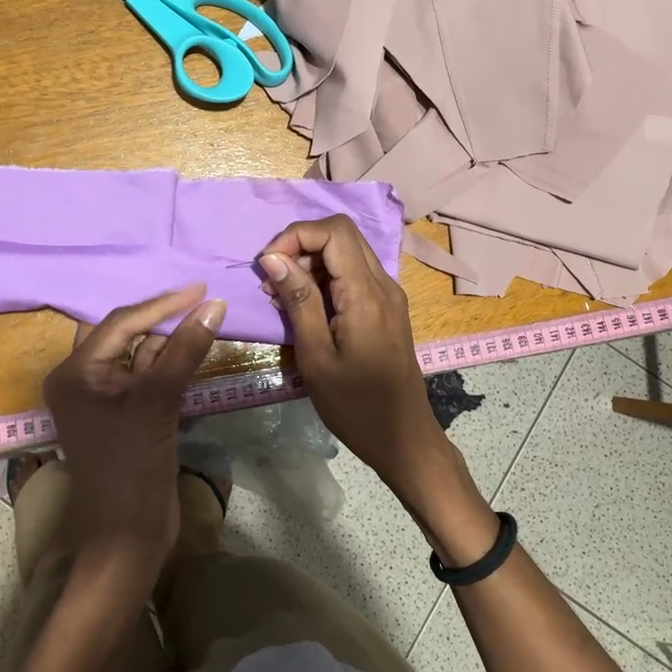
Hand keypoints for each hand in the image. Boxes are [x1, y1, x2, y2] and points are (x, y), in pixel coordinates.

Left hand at [44, 285, 225, 566]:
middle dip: (161, 318)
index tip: (201, 287)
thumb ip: (184, 349)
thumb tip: (213, 305)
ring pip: (137, 356)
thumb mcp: (157, 402)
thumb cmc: (132, 466)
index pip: (120, 322)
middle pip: (125, 334)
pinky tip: (194, 352)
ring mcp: (102, 400)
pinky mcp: (123, 418)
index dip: (163, 304)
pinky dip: (169, 366)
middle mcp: (81, 379)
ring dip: (168, 341)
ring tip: (205, 319)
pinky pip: (145, 379)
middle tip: (201, 300)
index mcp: (74, 372)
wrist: (128, 537)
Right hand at [259, 216, 446, 493]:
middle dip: (301, 245)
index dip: (296, 235)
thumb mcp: (316, 356)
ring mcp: (388, 296)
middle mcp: (383, 284)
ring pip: (347, 252)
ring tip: (281, 296)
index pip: (334, 231)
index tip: (268, 266)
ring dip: (311, 262)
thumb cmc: (355, 406)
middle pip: (342, 235)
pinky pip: (354, 275)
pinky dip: (325, 279)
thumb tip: (273, 257)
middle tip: (272, 280)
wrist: (403, 439)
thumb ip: (298, 301)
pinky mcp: (385, 309)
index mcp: (367, 293)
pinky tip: (304, 308)